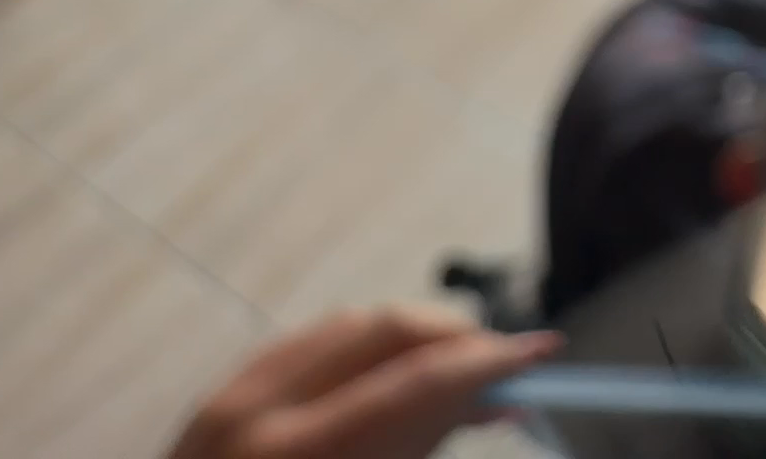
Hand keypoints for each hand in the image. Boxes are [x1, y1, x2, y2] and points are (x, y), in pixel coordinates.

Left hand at [165, 308, 561, 458]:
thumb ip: (428, 443)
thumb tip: (501, 399)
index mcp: (299, 458)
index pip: (420, 379)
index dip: (491, 359)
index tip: (542, 350)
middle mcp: (258, 413)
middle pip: (392, 326)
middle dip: (459, 336)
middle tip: (502, 362)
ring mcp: (233, 394)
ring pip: (358, 320)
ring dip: (417, 334)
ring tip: (453, 367)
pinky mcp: (223, 390)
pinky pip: (318, 337)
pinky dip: (369, 342)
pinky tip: (393, 369)